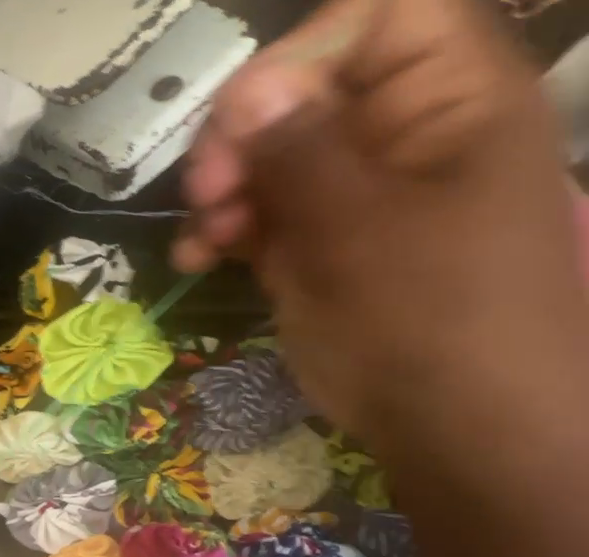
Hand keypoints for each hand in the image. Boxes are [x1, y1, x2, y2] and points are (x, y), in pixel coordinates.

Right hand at [174, 0, 588, 446]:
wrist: (455, 421)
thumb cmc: (430, 316)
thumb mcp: (358, 227)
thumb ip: (301, 152)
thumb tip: (248, 86)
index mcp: (449, 102)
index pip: (379, 19)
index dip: (302, 54)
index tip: (243, 120)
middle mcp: (401, 134)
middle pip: (305, 88)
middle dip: (240, 134)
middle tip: (207, 192)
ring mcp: (356, 192)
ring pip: (267, 155)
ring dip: (219, 188)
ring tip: (201, 238)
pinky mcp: (318, 242)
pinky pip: (258, 211)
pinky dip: (220, 229)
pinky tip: (197, 259)